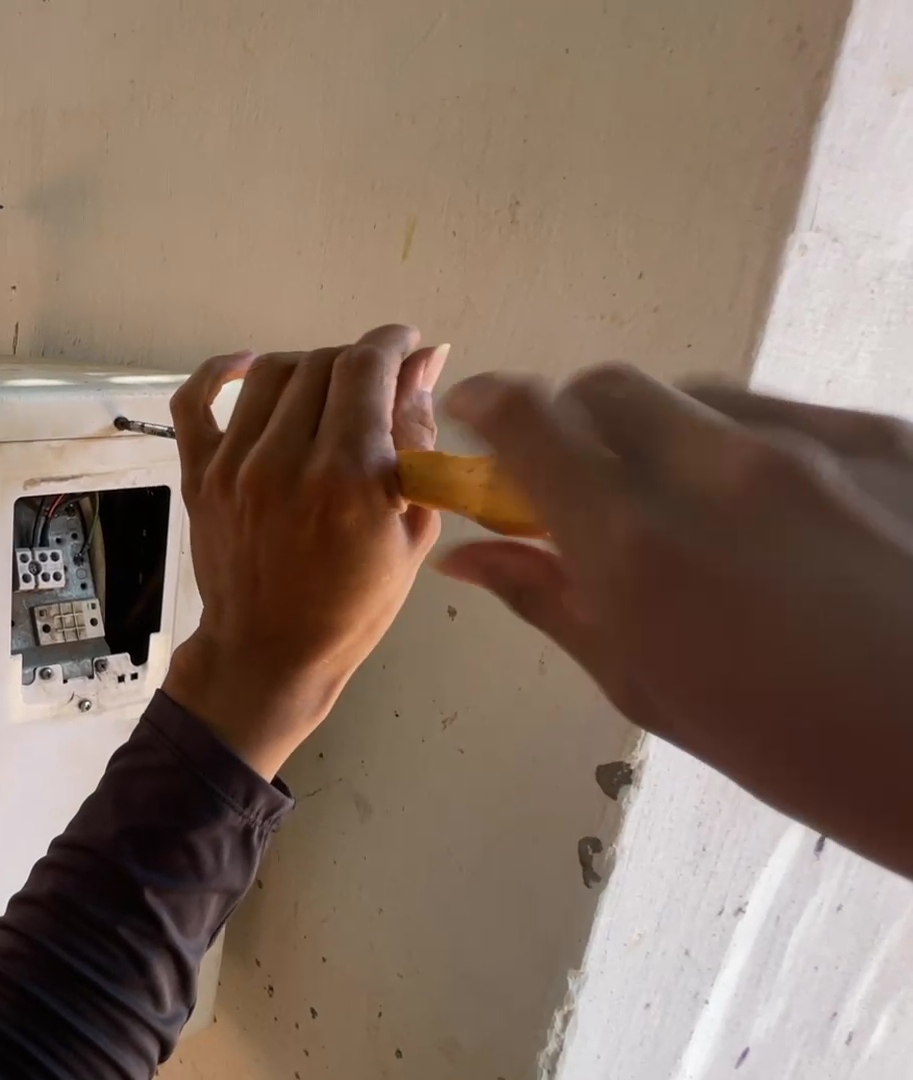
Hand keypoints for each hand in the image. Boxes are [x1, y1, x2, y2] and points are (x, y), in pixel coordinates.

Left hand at [163, 325, 447, 778]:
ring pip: (268, 373)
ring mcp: (231, 465)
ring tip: (322, 389)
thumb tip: (425, 362)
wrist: (268, 648)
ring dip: (303, 366)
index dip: (392, 342)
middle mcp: (283, 458)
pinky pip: (192, 402)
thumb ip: (417, 438)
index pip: (365, 365)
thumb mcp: (411, 528)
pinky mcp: (197, 475)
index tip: (405, 346)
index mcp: (348, 474)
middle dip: (356, 361)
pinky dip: (215, 372)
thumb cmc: (352, 603)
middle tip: (370, 386)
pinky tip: (246, 367)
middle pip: (319, 363)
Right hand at [439, 367, 912, 874]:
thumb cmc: (797, 744)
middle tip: (576, 475)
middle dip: (568, 418)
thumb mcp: (641, 683)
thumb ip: (545, 598)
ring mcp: (821, 447)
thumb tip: (465, 555)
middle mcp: (717, 471)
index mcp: (633, 541)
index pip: (529, 423)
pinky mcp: (903, 441)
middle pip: (605, 387)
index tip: (471, 414)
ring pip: (694, 396)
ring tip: (687, 502)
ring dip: (655, 432)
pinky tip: (778, 510)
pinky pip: (785, 414)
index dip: (485, 404)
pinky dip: (743, 444)